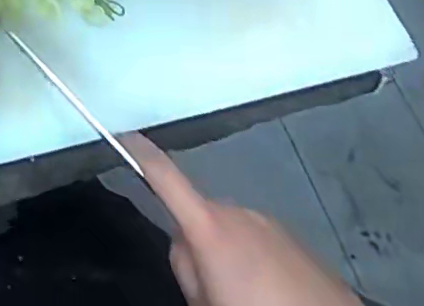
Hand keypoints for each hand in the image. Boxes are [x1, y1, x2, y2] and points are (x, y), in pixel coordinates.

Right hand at [121, 133, 361, 305]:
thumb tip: (189, 248)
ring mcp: (271, 225)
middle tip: (216, 294)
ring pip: (230, 232)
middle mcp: (237, 213)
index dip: (140, 153)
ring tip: (253, 302)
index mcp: (209, 228)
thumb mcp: (205, 305)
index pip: (164, 176)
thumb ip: (186, 269)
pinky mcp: (299, 243)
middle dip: (198, 246)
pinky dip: (260, 265)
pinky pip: (261, 244)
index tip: (123, 134)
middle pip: (197, 217)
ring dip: (231, 256)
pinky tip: (279, 300)